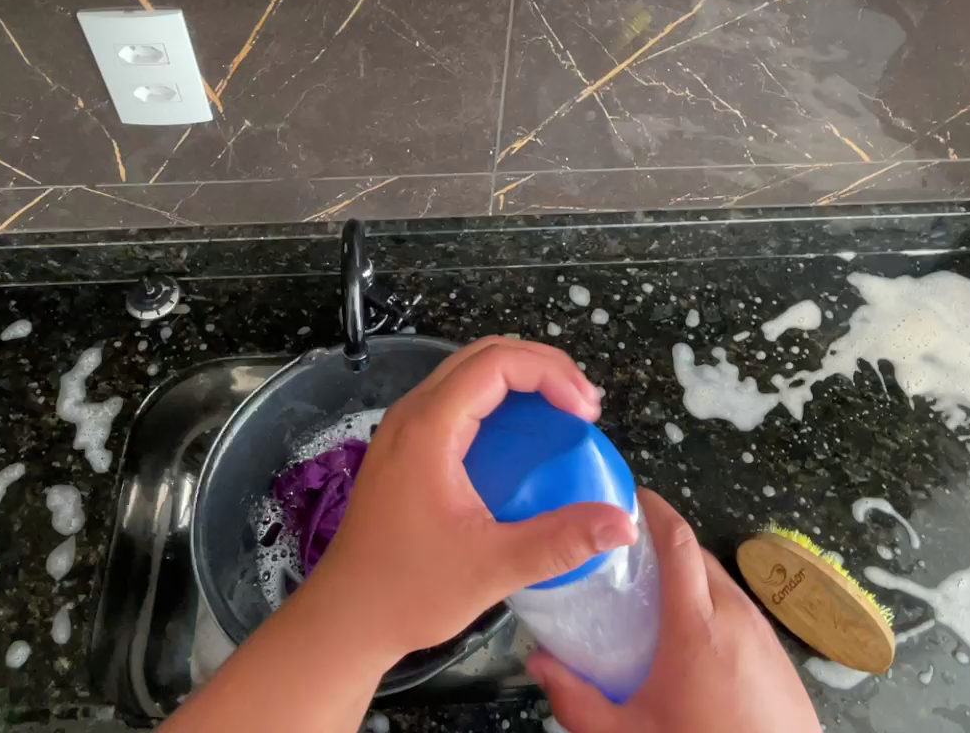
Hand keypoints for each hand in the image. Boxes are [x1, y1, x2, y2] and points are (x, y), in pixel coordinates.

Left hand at [300, 336, 638, 660]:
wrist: (346, 614)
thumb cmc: (410, 589)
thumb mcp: (491, 566)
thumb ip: (559, 542)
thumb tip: (624, 525)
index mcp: (429, 427)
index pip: (494, 364)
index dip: (549, 373)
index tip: (587, 412)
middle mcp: (414, 411)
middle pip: (483, 354)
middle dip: (542, 366)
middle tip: (585, 405)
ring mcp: (406, 424)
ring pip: (469, 370)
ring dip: (521, 378)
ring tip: (565, 411)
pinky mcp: (407, 442)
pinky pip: (458, 397)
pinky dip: (499, 399)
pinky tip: (525, 435)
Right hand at [528, 490, 821, 732]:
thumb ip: (578, 700)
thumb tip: (538, 663)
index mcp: (696, 622)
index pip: (677, 539)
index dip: (653, 507)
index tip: (627, 495)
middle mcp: (735, 614)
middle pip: (697, 554)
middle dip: (662, 541)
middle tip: (625, 552)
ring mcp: (764, 635)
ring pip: (721, 582)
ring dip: (689, 575)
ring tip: (653, 595)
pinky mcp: (781, 658)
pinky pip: (741, 612)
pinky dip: (714, 606)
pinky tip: (694, 640)